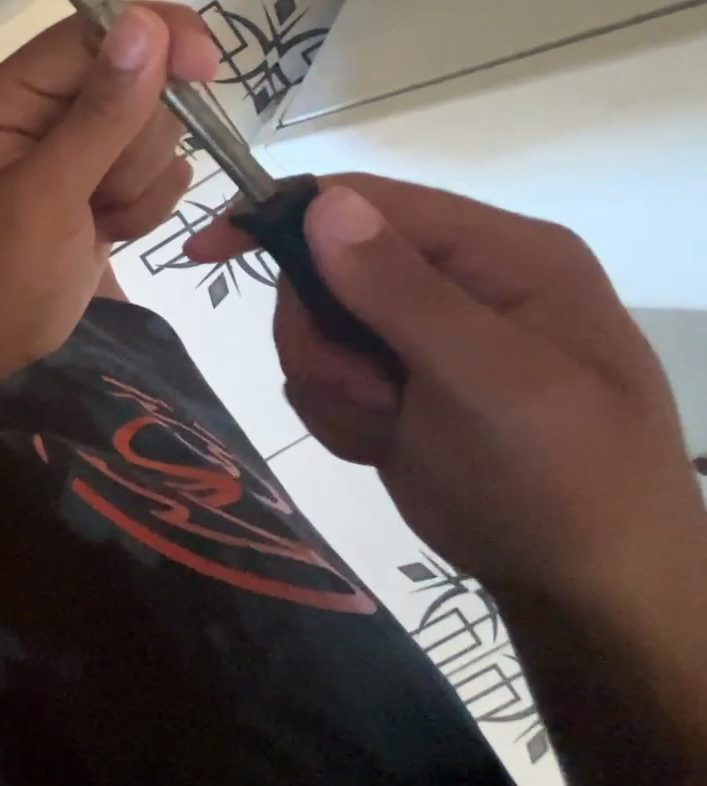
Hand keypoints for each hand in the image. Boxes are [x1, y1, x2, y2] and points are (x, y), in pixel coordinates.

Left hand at [0, 3, 218, 379]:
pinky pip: (161, 168)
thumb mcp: (45, 196)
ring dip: (137, 181)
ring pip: (158, 126)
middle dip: (134, 144)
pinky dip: (143, 205)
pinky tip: (104, 232)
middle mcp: (40, 108)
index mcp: (8, 96)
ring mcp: (74, 143)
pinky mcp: (101, 177)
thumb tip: (145, 25)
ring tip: (92, 217)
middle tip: (94, 192)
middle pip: (139, 78)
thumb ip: (99, 115)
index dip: (155, 41)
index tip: (201, 72)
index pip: (95, 31)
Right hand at [186, 175, 706, 603]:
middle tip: (360, 387)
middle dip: (317, 335)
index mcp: (498, 254)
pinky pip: (316, 371)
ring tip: (385, 421)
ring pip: (309, 325)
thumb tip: (323, 203)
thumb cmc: (559, 477)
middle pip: (320, 268)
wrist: (579, 585)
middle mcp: (456, 280)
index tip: (205, 253)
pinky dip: (333, 410)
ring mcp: (420, 331)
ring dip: (327, 381)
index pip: (362, 201)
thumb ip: (401, 290)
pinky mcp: (392, 375)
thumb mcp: (487, 380)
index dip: (278, 217)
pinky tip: (383, 439)